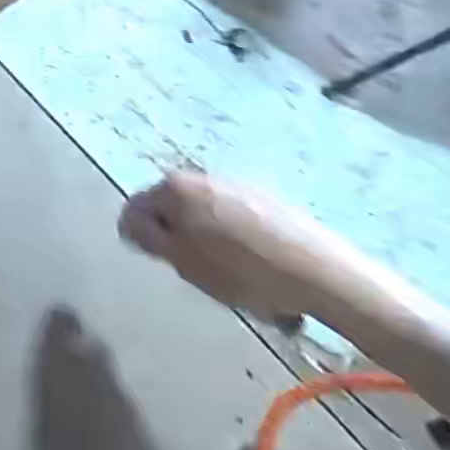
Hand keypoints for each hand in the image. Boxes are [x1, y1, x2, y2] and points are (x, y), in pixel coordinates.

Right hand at [118, 171, 373, 324]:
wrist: (321, 273)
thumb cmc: (242, 271)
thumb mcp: (182, 261)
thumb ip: (147, 237)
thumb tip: (128, 221)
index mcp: (172, 187)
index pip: (135, 208)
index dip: (141, 238)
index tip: (163, 263)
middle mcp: (198, 176)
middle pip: (171, 209)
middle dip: (177, 237)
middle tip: (196, 271)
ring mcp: (234, 184)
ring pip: (203, 214)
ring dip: (206, 239)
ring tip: (230, 273)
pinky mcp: (264, 198)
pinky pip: (233, 218)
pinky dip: (234, 239)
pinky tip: (255, 266)